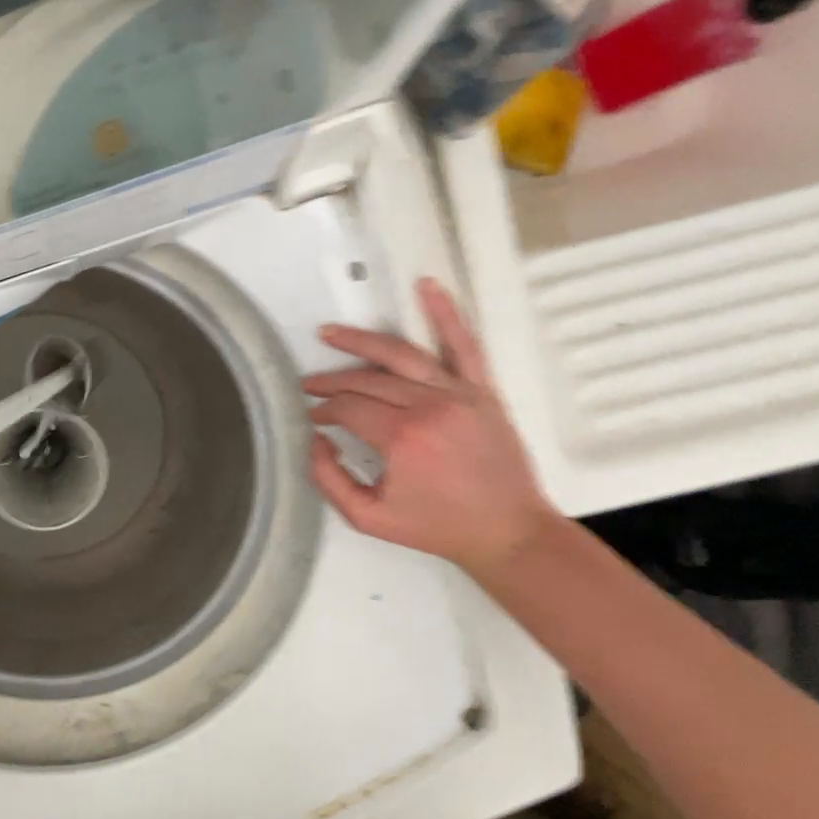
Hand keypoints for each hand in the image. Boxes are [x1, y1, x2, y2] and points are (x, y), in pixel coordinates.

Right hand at [302, 279, 560, 573]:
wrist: (508, 531)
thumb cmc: (437, 527)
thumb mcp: (368, 517)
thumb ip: (329, 479)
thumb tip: (315, 439)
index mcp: (402, 438)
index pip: (348, 408)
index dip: (323, 410)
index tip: (312, 417)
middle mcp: (430, 407)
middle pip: (368, 380)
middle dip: (333, 380)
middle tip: (309, 384)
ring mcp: (460, 395)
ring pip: (402, 355)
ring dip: (362, 341)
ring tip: (331, 332)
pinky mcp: (483, 392)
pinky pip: (464, 345)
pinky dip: (446, 314)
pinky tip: (426, 288)